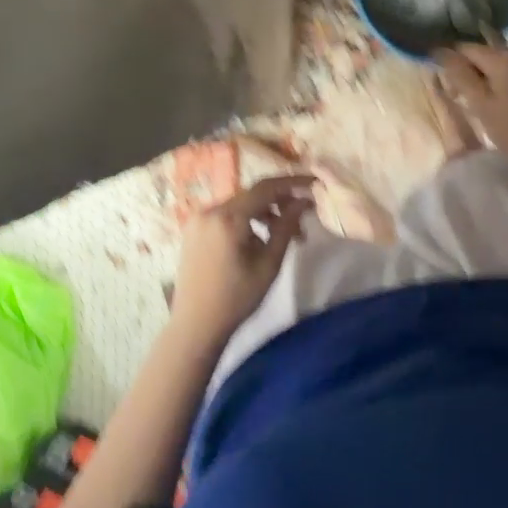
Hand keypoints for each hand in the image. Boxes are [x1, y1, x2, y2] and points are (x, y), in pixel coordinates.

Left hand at [171, 174, 315, 338]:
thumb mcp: (268, 264)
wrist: (195, 325)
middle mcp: (209, 210)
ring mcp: (198, 219)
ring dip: (263, 213)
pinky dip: (245, 220)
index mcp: (227, 218)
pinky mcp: (193, 229)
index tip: (314, 183)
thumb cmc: (236, 299)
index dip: (292, 182)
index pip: (265, 188)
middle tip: (302, 223)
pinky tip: (257, 240)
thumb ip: (286, 227)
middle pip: (252, 194)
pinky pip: (225, 214)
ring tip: (282, 236)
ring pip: (239, 204)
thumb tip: (304, 201)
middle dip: (280, 203)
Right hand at [434, 44, 507, 165]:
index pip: (464, 48)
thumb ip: (459, 74)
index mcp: (501, 58)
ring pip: (484, 63)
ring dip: (472, 78)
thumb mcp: (479, 101)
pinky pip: (496, 71)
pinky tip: (483, 100)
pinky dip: (485, 82)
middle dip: (462, 71)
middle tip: (455, 96)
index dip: (450, 62)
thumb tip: (439, 51)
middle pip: (475, 54)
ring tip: (468, 100)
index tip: (444, 84)